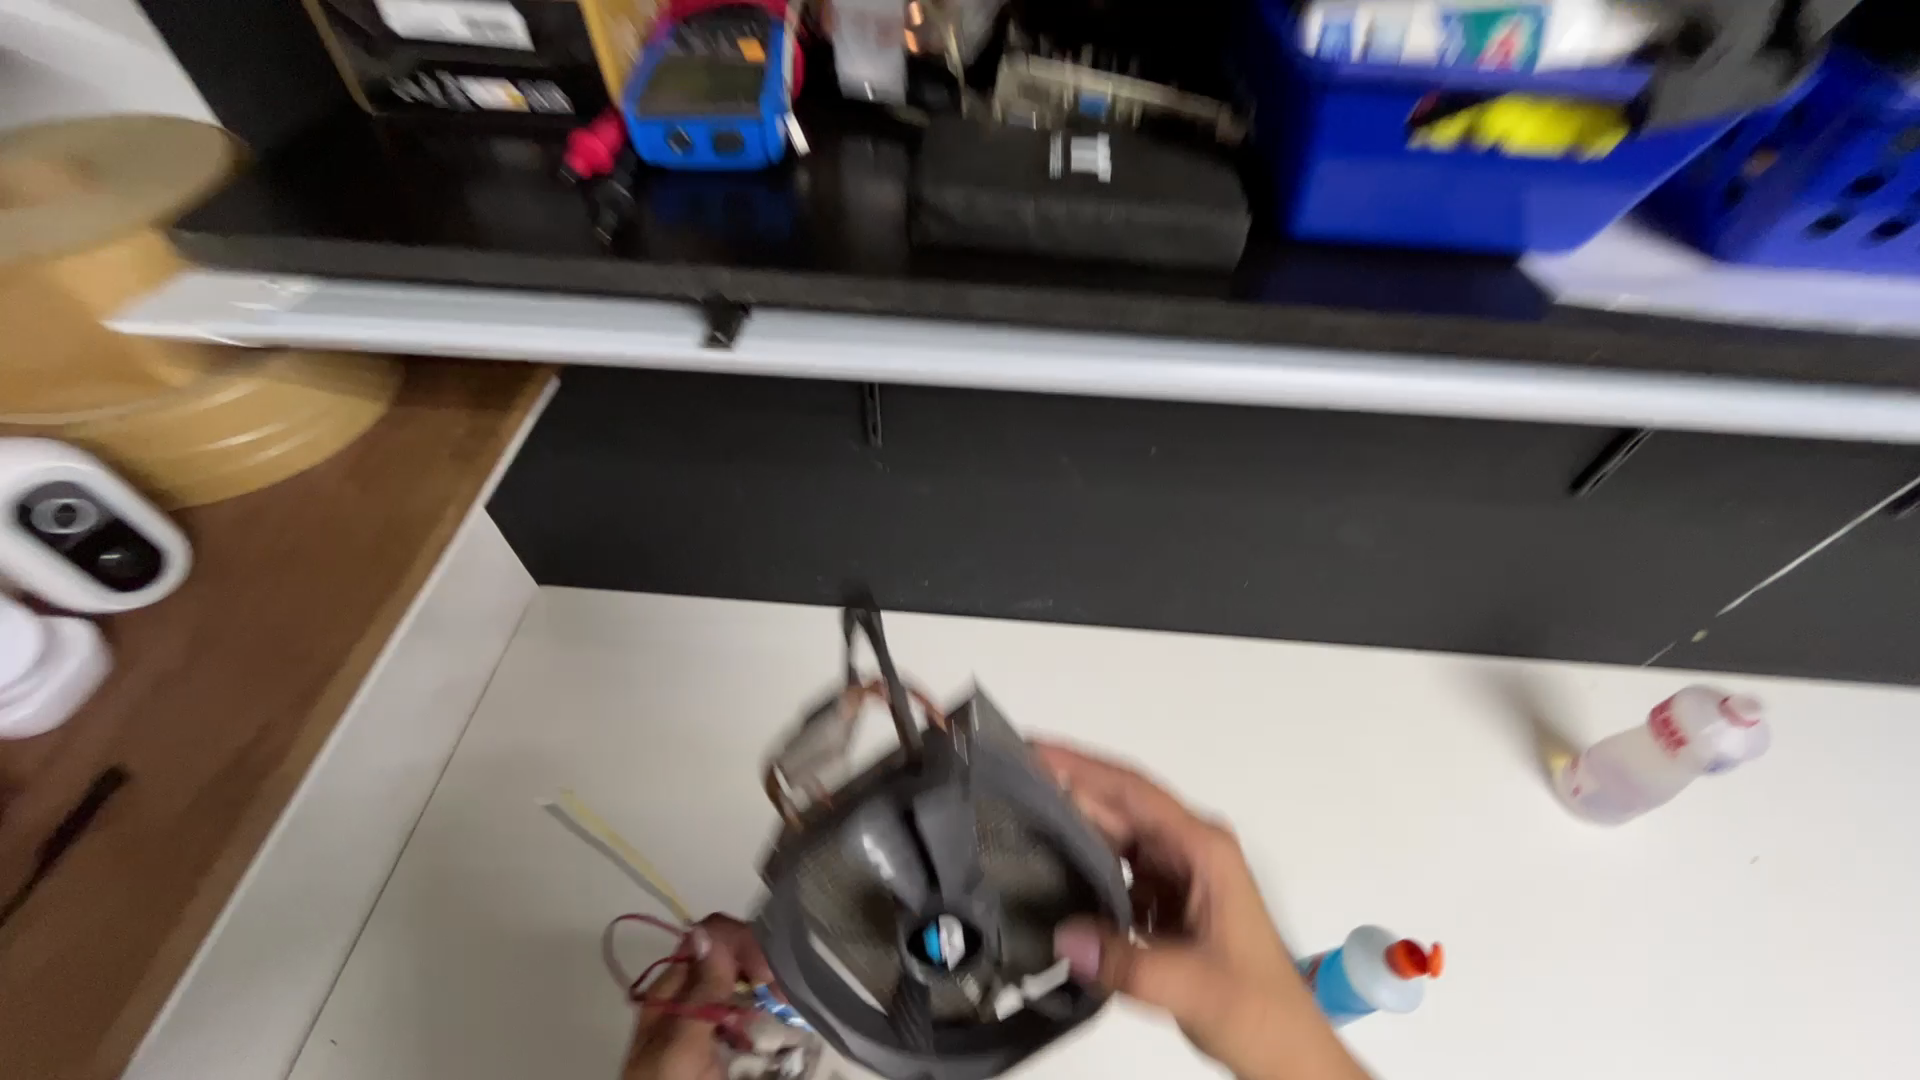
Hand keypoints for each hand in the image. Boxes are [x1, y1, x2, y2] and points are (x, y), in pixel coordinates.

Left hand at [622, 914, 773, 1079]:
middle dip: (758, 960)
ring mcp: (704, 1017)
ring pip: (740, 976)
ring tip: (784, 1003)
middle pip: (727, 952)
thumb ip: (699, 991)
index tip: (765, 973)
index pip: (707, 937)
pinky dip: (762, 1004)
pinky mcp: (720, 1040)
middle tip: (780, 992)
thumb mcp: (681, 1046)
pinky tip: (776, 1015)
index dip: (739, 942)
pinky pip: (744, 1006)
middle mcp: (687, 995)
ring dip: (764, 981)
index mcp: (670, 990)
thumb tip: (707, 929)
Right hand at [1034, 742, 1371, 1079]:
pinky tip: (1049, 871)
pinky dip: (1083, 865)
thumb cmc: (1258, 1012)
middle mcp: (1188, 850)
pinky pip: (1116, 869)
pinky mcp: (1166, 900)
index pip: (1133, 792)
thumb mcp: (1193, 987)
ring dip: (1072, 827)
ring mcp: (1177, 874)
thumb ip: (1126, 963)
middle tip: (1006, 785)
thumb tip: (1061, 939)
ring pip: (1114, 836)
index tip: (1034, 751)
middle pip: (1118, 808)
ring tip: (1018, 820)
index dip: (1082, 766)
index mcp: (1202, 849)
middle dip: (1065, 792)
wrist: (1290, 1058)